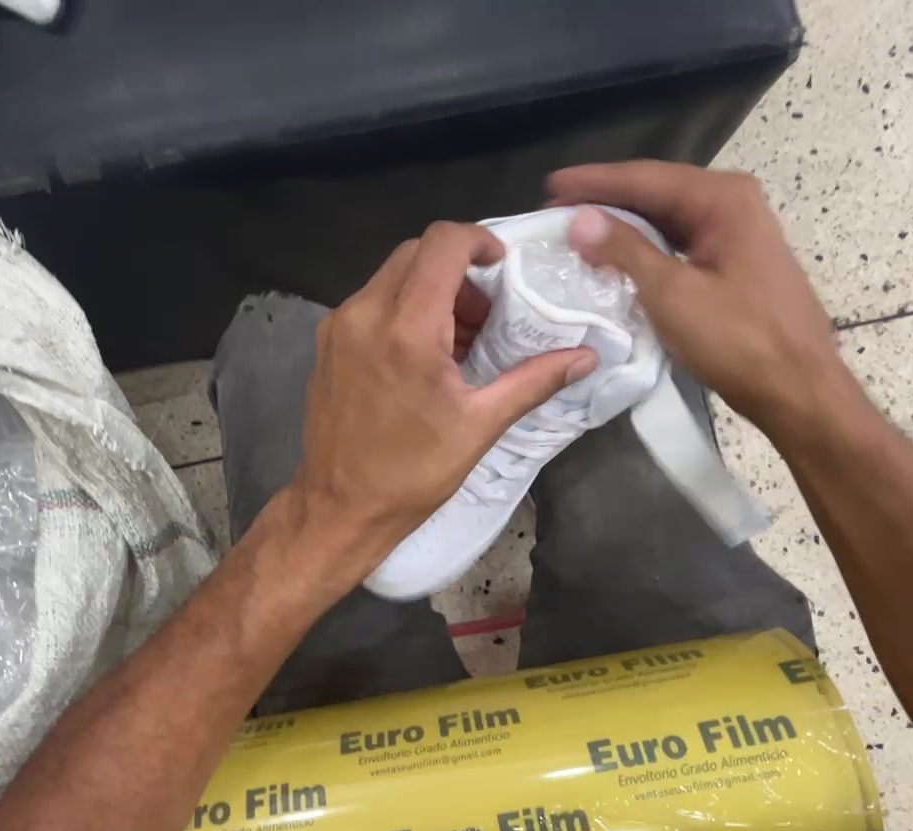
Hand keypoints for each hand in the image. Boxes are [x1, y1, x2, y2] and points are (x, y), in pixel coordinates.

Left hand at [287, 222, 598, 574]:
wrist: (340, 507)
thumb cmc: (412, 473)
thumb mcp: (479, 426)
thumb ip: (534, 381)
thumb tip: (586, 358)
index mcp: (407, 328)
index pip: (444, 242)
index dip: (480, 241)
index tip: (502, 270)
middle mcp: (365, 313)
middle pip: (417, 253)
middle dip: (458, 273)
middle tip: (483, 319)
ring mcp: (338, 327)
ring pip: (391, 277)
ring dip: (430, 292)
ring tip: (456, 344)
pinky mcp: (326, 344)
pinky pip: (370, 303)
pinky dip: (401, 311)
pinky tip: (420, 358)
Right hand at [548, 160, 859, 437]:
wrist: (795, 386)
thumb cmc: (736, 338)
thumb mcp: (672, 293)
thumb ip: (624, 251)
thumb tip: (580, 220)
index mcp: (722, 199)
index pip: (645, 178)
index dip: (594, 182)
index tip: (550, 185)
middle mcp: (731, 205)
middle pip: (656, 193)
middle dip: (605, 201)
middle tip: (556, 208)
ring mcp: (734, 236)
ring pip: (666, 220)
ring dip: (622, 226)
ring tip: (577, 231)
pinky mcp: (731, 266)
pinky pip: (677, 246)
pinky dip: (643, 250)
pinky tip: (615, 260)